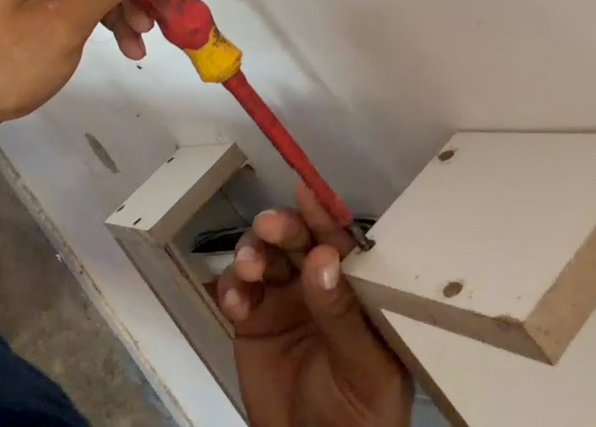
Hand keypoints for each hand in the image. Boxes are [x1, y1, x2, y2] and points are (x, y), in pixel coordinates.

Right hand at [217, 185, 412, 426]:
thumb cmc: (356, 421)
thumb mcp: (364, 372)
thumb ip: (343, 316)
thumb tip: (324, 257)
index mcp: (358, 298)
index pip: (343, 248)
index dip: (325, 218)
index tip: (307, 192)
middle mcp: (319, 290)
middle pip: (297, 242)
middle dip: (280, 227)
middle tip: (267, 228)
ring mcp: (283, 302)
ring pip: (263, 256)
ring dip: (252, 253)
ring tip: (248, 270)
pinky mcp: (251, 317)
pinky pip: (236, 288)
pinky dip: (232, 288)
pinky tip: (235, 304)